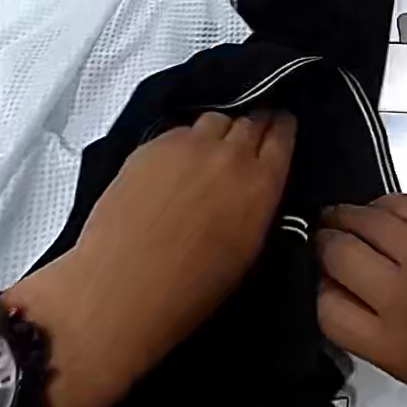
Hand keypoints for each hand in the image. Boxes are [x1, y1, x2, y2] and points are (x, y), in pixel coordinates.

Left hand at [7, 111, 296, 406]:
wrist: (123, 287)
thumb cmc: (191, 287)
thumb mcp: (249, 247)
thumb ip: (259, 202)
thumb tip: (256, 185)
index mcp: (261, 183)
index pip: (282, 135)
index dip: (283, 126)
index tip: (281, 124)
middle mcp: (230, 155)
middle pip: (252, 119)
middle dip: (256, 122)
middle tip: (250, 135)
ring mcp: (190, 145)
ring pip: (216, 119)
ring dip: (220, 131)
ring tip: (211, 149)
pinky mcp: (153, 146)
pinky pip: (181, 131)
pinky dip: (186, 140)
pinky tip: (177, 163)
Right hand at [316, 194, 406, 406]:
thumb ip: (376, 339)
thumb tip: (343, 298)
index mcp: (396, 345)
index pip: (326, 306)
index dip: (319, 291)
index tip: (324, 284)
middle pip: (337, 253)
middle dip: (323, 245)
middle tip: (324, 242)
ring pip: (364, 218)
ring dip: (345, 217)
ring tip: (342, 219)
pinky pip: (402, 201)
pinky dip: (384, 204)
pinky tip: (382, 211)